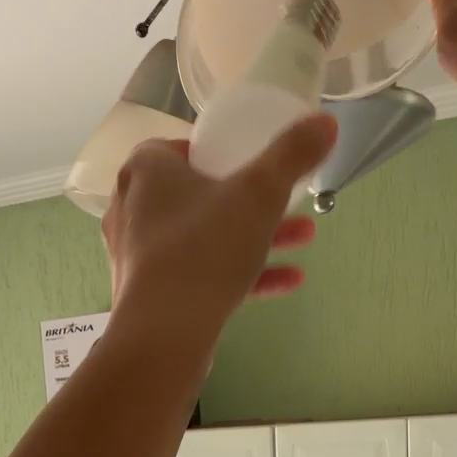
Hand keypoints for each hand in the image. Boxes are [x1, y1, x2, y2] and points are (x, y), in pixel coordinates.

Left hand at [101, 114, 338, 329]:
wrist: (163, 333)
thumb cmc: (203, 247)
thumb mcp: (259, 192)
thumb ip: (292, 155)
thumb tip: (324, 123)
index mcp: (144, 172)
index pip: (174, 147)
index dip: (211, 152)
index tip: (244, 163)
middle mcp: (131, 211)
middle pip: (195, 196)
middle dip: (249, 202)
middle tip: (287, 204)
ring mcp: (137, 258)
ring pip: (201, 240)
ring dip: (252, 239)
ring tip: (303, 240)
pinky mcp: (149, 297)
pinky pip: (198, 277)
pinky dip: (239, 277)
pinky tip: (288, 281)